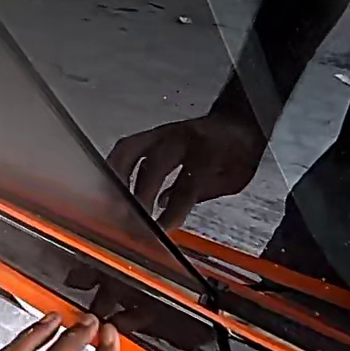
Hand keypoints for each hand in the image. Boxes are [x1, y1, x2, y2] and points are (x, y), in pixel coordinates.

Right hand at [106, 112, 267, 228]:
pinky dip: (115, 167)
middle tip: (129, 219)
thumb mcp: (234, 179)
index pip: (186, 184)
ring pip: (129, 150)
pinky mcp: (151, 133)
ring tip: (111, 202)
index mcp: (208, 150)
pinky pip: (126, 148)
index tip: (161, 230)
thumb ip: (202, 193)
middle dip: (137, 195)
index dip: (173, 210)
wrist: (238, 120)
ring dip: (116, 179)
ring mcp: (162, 132)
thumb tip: (168, 208)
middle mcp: (181, 137)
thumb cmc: (237, 151)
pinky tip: (111, 185)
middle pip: (152, 165)